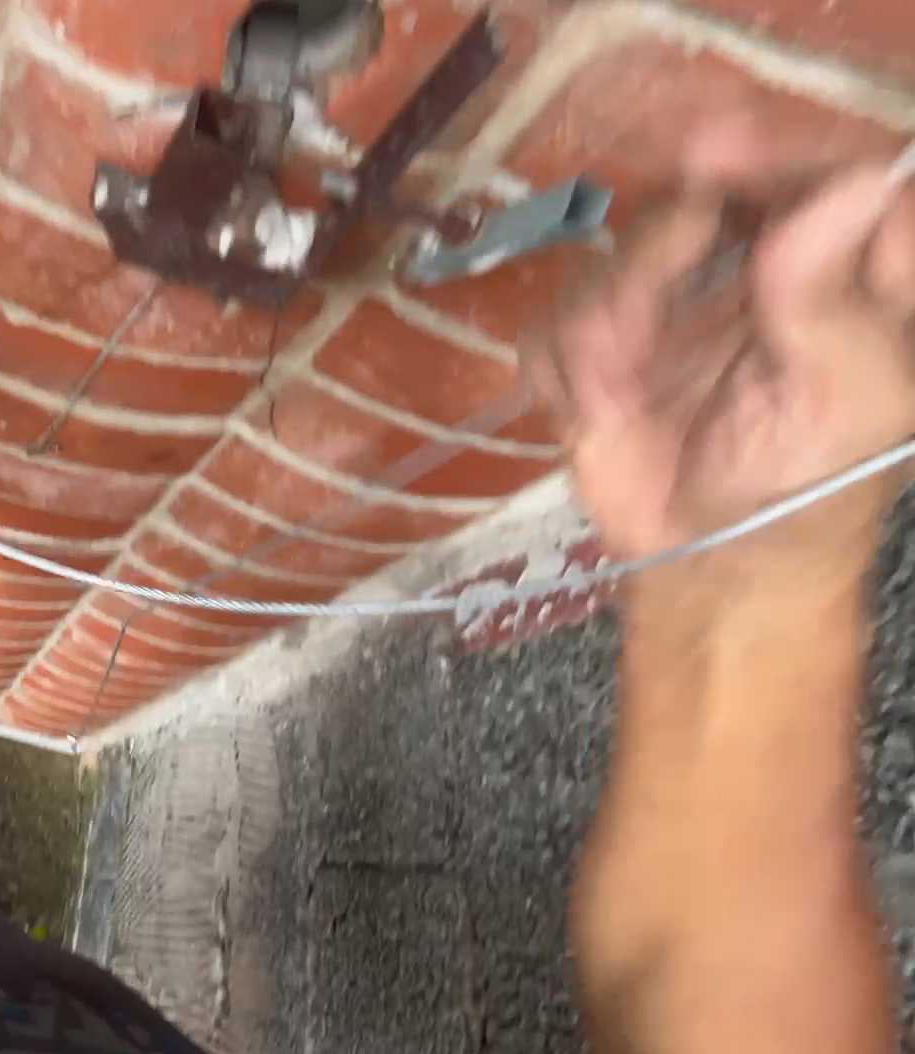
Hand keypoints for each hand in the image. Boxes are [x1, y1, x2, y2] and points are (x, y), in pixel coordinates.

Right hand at [523, 124, 914, 564]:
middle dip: (650, 265)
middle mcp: (747, 277)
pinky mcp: (589, 352)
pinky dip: (554, 369)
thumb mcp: (846, 397)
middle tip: (630, 326)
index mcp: (842, 273)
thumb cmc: (797, 483)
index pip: (819, 176)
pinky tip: (585, 408)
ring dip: (593, 336)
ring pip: (602, 268)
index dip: (769, 158)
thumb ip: (832, 298)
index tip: (715, 159)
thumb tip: (847, 185)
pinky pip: (546, 327)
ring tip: (608, 399)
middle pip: (691, 209)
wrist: (691, 555)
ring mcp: (661, 313)